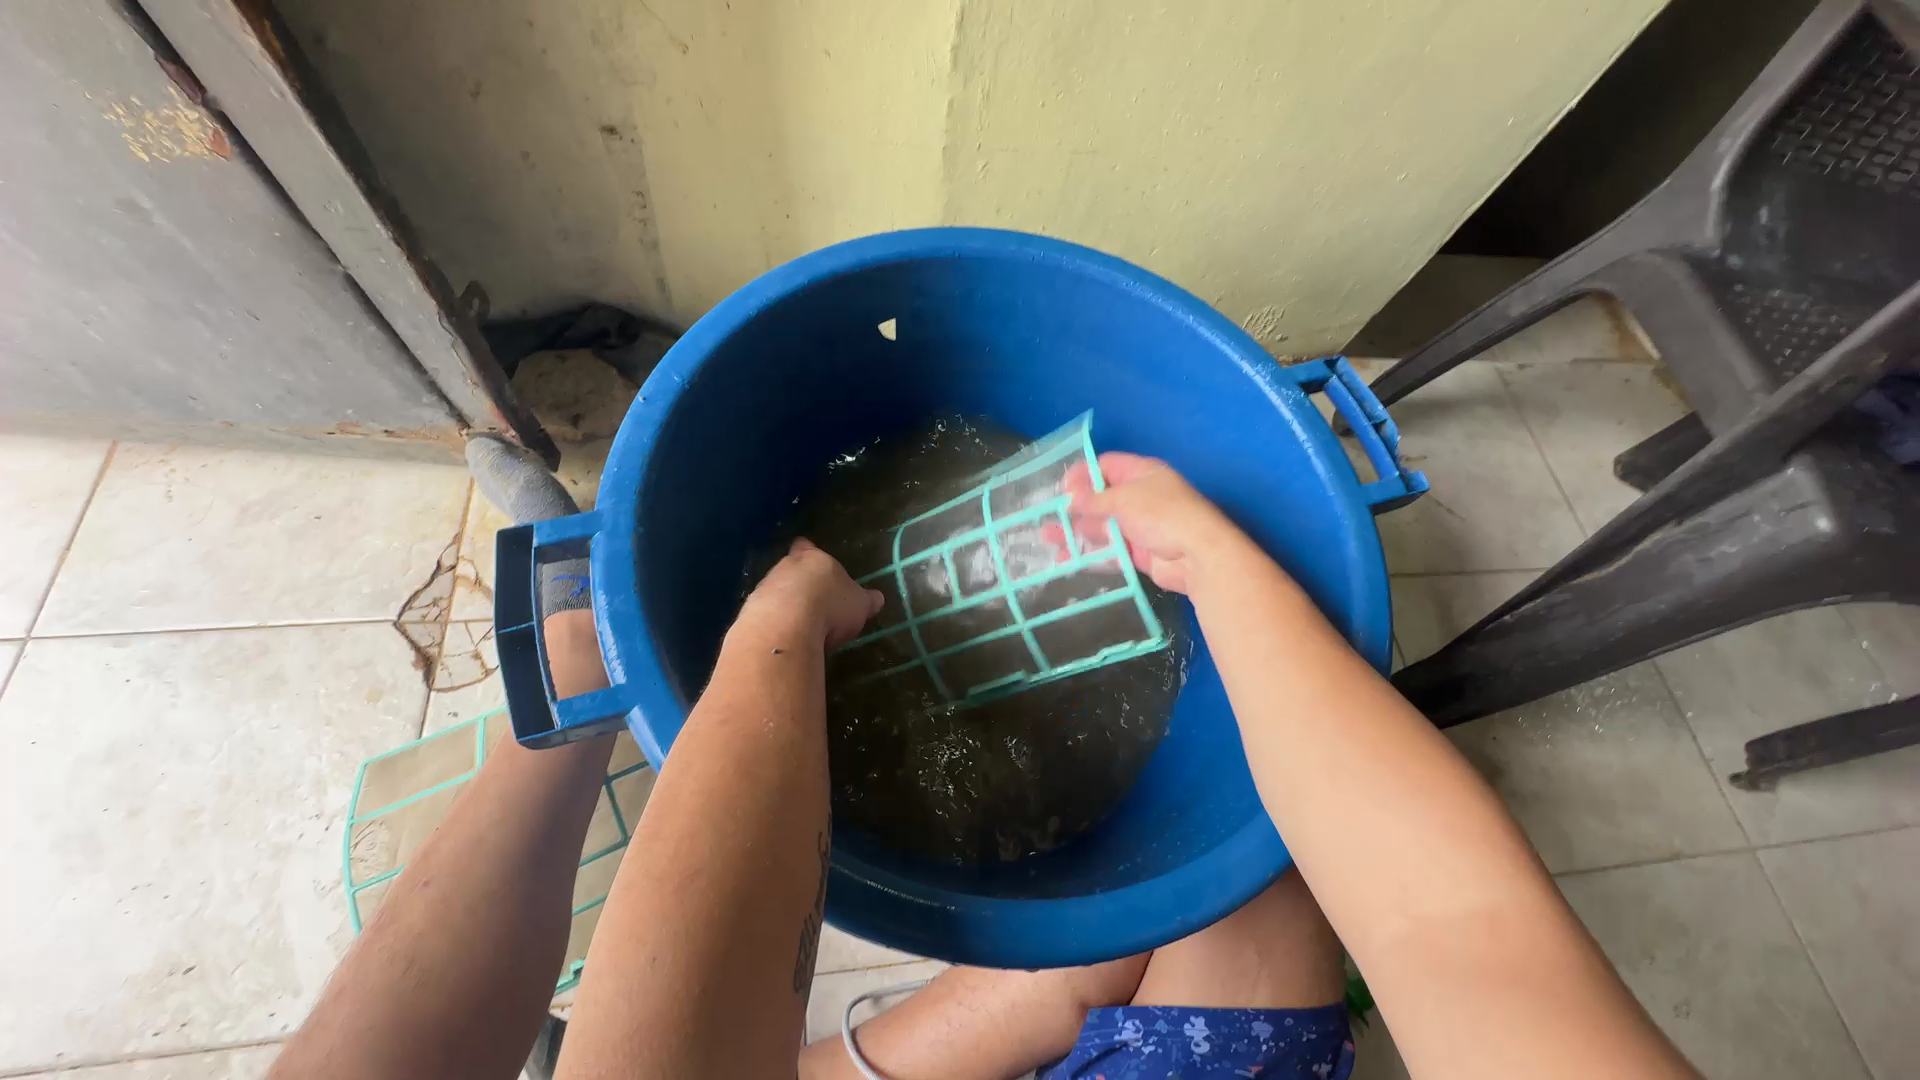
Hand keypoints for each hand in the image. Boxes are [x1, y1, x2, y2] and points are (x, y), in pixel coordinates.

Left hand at [741, 538, 883, 648]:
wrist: (786, 625)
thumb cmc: (831, 605)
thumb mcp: (859, 605)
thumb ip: (865, 601)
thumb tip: (877, 599)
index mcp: (814, 558)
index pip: (807, 547)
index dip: (810, 555)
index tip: (813, 565)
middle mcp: (785, 568)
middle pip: (788, 569)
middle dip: (797, 583)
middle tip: (811, 603)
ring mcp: (763, 589)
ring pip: (772, 592)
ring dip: (782, 605)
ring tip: (797, 627)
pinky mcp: (749, 613)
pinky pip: (762, 615)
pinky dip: (772, 625)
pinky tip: (782, 640)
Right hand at [1062, 453, 1246, 594]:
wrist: (1198, 556)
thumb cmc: (1162, 515)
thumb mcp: (1125, 499)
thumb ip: (1095, 500)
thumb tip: (1070, 497)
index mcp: (1141, 474)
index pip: (1107, 466)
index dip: (1083, 474)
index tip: (1061, 489)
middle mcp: (1140, 497)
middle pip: (1101, 499)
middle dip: (1074, 507)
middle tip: (1048, 516)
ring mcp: (1140, 526)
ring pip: (1102, 527)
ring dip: (1076, 532)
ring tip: (1049, 538)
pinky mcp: (1139, 553)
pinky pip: (1109, 551)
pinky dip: (1089, 555)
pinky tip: (1067, 560)